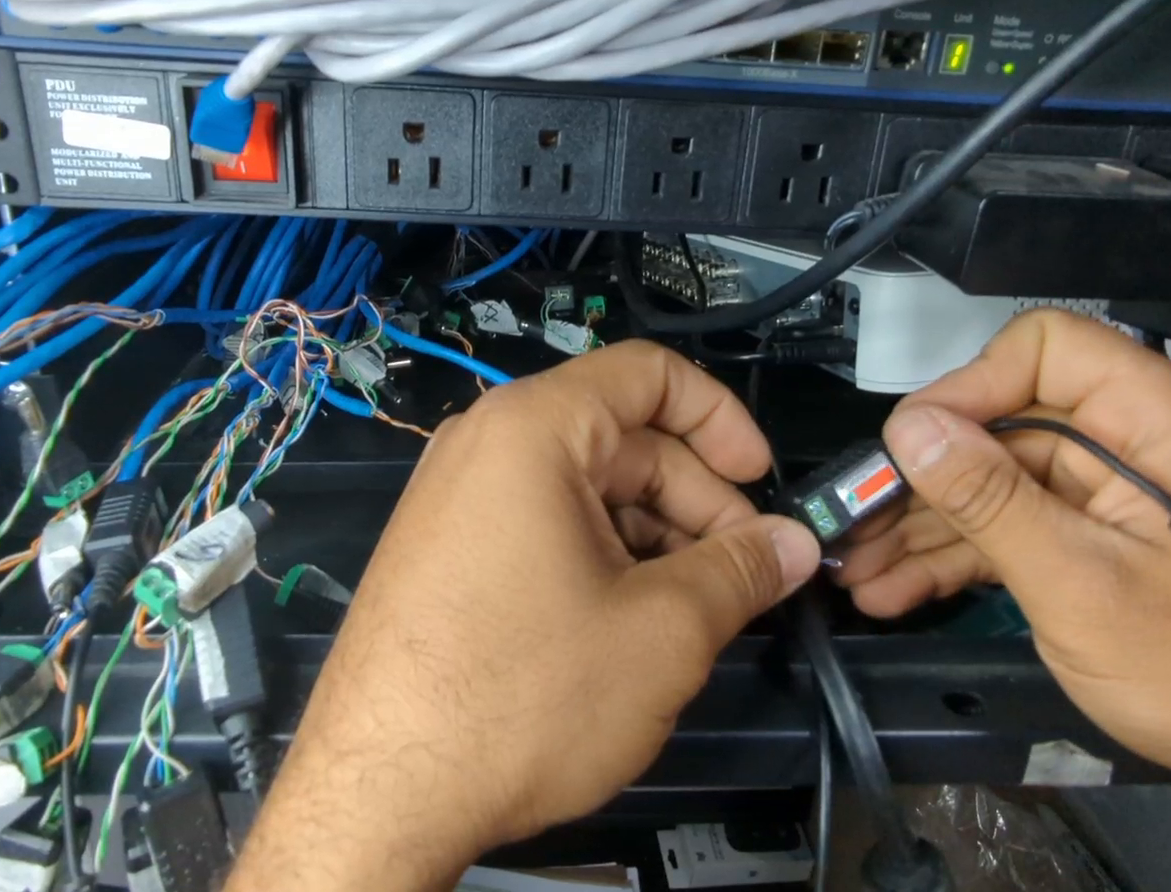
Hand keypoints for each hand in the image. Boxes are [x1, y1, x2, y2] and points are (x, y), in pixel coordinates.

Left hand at [227, 341, 821, 891]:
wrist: (376, 795)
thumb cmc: (525, 693)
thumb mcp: (660, 631)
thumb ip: (740, 572)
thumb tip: (795, 544)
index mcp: (534, 427)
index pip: (648, 374)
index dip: (720, 417)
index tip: (762, 481)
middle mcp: (486, 443)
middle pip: (622, 440)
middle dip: (696, 501)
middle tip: (746, 576)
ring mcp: (458, 496)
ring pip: (585, 489)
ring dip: (654, 537)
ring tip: (695, 611)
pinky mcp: (446, 549)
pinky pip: (543, 523)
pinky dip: (601, 556)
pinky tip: (631, 621)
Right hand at [833, 309, 1170, 889]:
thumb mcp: (1086, 584)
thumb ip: (991, 500)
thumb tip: (910, 429)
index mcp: (1153, 421)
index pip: (1042, 350)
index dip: (969, 388)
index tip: (911, 448)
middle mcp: (1125, 444)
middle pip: (996, 425)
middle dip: (918, 478)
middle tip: (853, 520)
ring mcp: (1102, 495)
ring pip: (986, 482)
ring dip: (919, 528)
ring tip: (857, 568)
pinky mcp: (1088, 539)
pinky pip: (1003, 528)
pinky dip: (950, 557)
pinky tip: (895, 587)